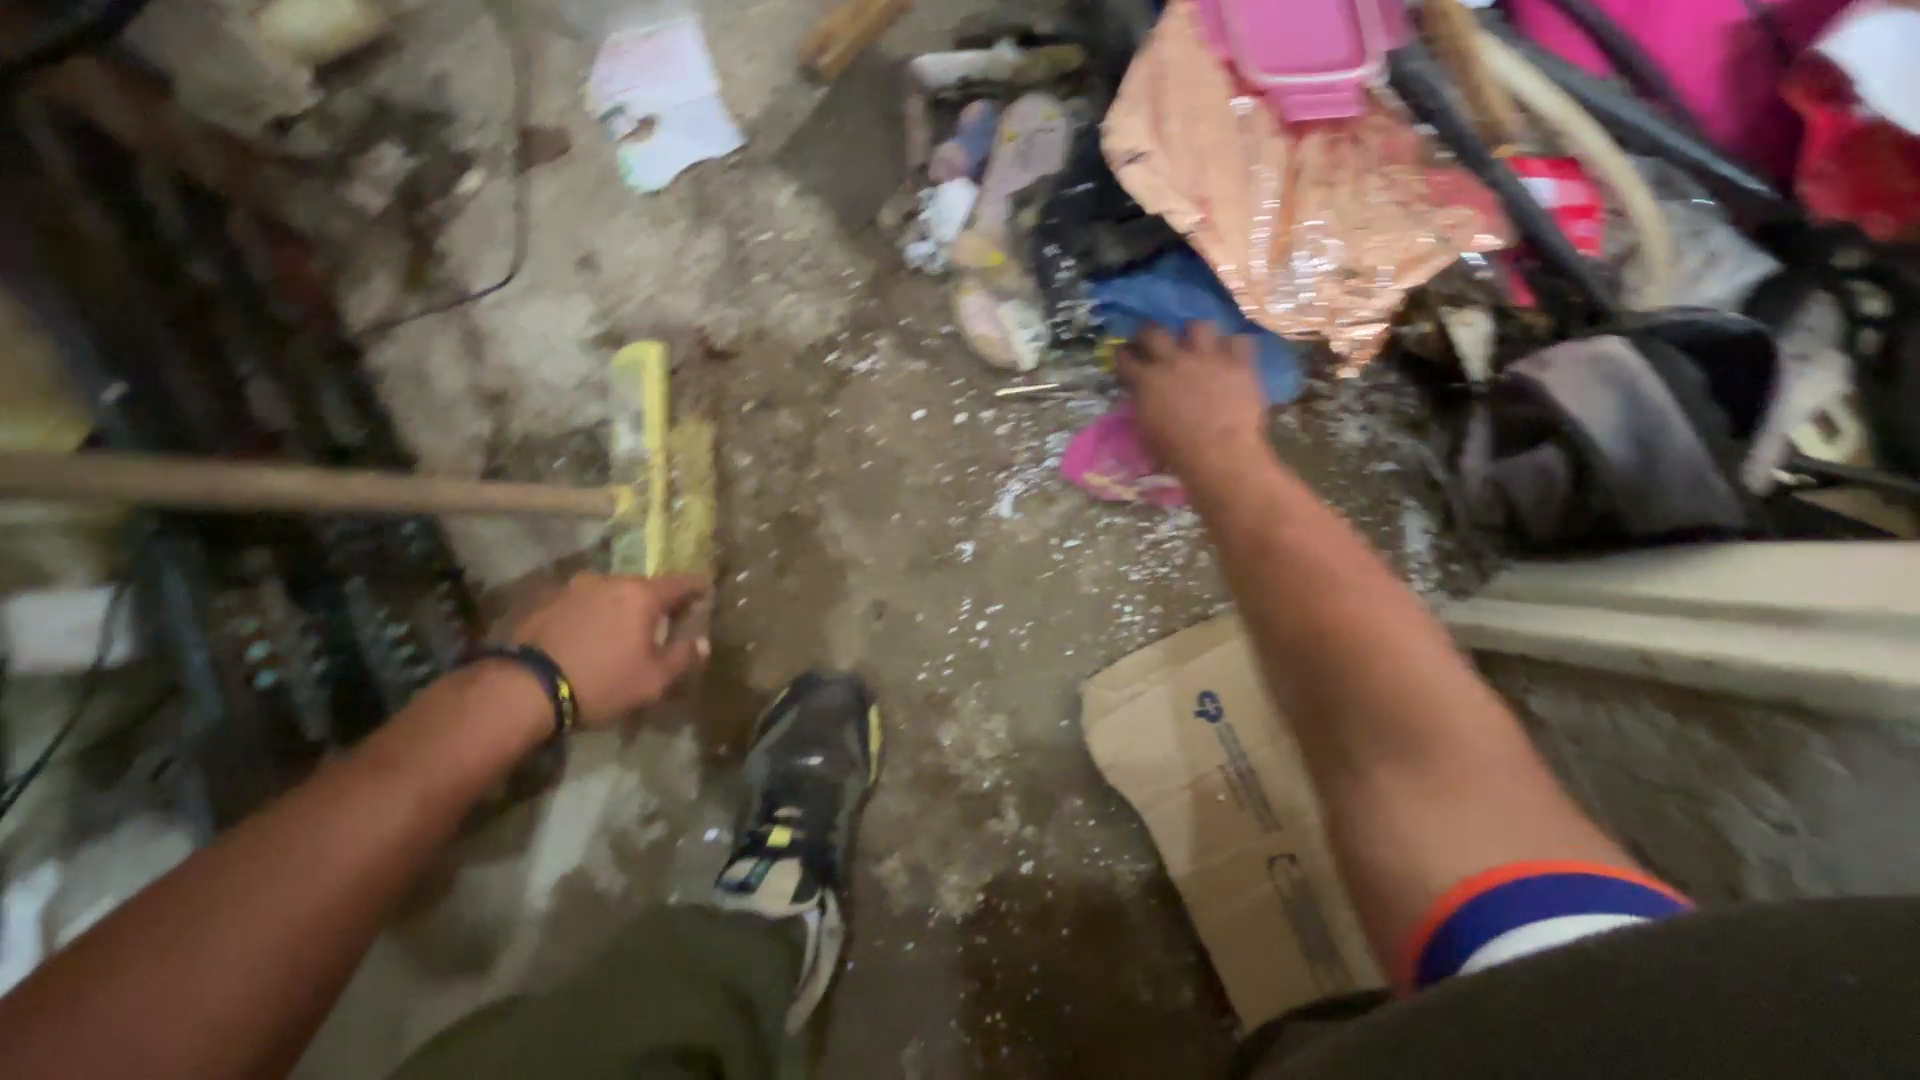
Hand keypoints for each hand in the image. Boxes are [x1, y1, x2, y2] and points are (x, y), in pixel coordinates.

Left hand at [509, 572, 710, 725]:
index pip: (680, 583)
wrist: (525, 687)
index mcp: (641, 595)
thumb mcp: (653, 680)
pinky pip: (581, 603)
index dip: (697, 587)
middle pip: (642, 586)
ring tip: (619, 629)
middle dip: (655, 601)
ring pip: (609, 592)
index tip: (706, 592)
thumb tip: (702, 643)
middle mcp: (609, 581)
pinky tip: (587, 635)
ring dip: (619, 606)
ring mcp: (573, 588)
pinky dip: (591, 614)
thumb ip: (683, 658)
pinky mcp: (545, 601)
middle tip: (661, 620)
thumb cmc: (602, 682)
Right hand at [1116, 322, 1270, 476]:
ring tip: (1198, 344)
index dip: (1124, 355)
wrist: (1219, 454)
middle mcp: (1174, 360)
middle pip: (1154, 331)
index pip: (1125, 358)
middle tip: (1152, 341)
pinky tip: (1232, 355)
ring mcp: (1208, 358)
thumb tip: (1144, 396)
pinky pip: (1239, 340)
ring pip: (1199, 326)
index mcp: (1147, 381)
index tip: (1126, 357)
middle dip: (1149, 333)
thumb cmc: (1177, 452)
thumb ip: (1143, 404)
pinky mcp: (1239, 363)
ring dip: (1196, 334)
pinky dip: (1234, 347)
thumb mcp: (1146, 430)